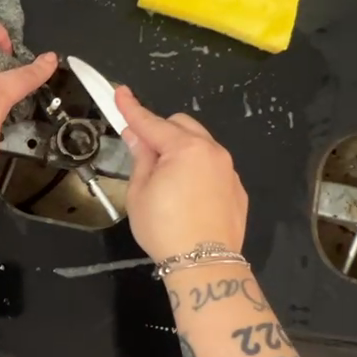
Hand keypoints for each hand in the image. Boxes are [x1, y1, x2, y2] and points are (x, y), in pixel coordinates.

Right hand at [116, 85, 248, 259]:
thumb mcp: (139, 193)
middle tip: (145, 154)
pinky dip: (198, 170)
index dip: (131, 108)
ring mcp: (228, 169)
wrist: (205, 263)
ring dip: (182, 150)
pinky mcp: (237, 188)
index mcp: (184, 148)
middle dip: (161, 131)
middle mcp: (211, 150)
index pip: (150, 122)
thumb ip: (141, 158)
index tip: (120, 92)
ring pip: (201, 144)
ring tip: (168, 179)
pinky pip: (214, 166)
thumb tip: (137, 136)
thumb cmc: (163, 228)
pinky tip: (188, 196)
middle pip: (181, 125)